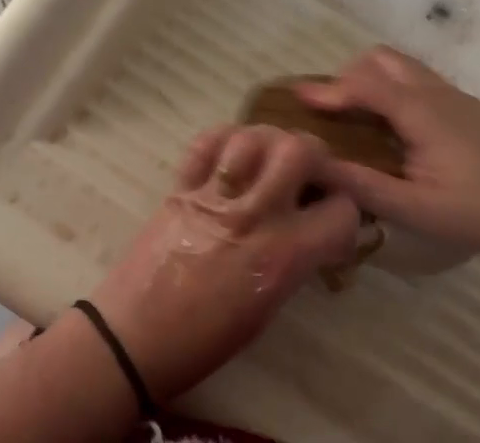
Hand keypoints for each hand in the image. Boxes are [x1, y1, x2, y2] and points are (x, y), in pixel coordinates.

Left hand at [86, 125, 358, 402]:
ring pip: (254, 136)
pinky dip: (224, 139)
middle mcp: (255, 216)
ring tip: (269, 156)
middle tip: (309, 171)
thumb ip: (295, 260)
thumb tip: (313, 230)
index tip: (334, 216)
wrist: (133, 342)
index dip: (345, 212)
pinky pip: (207, 142)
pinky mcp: (181, 187)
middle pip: (300, 150)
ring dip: (269, 140)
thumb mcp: (268, 306)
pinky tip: (232, 153)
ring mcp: (215, 196)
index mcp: (284, 256)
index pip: (341, 211)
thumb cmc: (206, 341)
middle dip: (315, 155)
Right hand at [297, 46, 479, 264]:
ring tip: (353, 112)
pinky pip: (419, 78)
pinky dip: (394, 85)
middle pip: (382, 60)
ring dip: (373, 77)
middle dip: (350, 75)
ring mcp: (454, 95)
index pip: (366, 85)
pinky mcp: (465, 105)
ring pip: (402, 65)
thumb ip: (362, 184)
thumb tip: (316, 164)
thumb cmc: (472, 214)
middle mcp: (437, 92)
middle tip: (329, 108)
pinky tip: (391, 122)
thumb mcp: (412, 209)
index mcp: (422, 112)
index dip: (330, 89)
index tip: (297, 99)